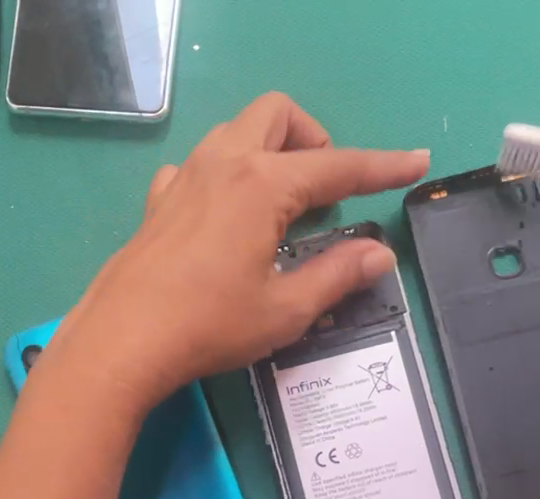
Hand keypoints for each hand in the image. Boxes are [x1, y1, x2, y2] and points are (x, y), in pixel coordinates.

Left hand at [46, 93, 430, 409]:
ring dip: (268, 149)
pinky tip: (224, 215)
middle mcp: (223, 164)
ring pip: (234, 132)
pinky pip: (198, 166)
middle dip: (313, 138)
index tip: (415, 161)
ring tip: (281, 200)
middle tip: (327, 184)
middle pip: (277, 115)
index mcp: (262, 185)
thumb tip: (378, 254)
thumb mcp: (284, 310)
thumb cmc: (209, 327)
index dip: (381, 166)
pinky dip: (223, 175)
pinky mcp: (158, 203)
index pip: (337, 166)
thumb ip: (336, 276)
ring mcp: (184, 179)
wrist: (124, 341)